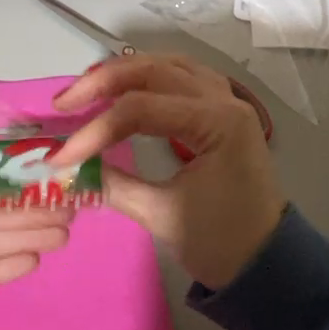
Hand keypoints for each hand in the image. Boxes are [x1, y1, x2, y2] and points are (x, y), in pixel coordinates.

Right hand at [49, 56, 285, 289]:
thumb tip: (66, 168)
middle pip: (152, 70)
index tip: (60, 156)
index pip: (140, 109)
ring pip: (167, 65)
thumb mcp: (161, 215)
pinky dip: (148, 77)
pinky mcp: (222, 111)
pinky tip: (125, 89)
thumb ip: (113, 184)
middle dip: (102, 83)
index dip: (94, 130)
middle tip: (63, 103)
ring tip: (87, 90)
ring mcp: (226, 100)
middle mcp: (224, 99)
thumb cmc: (220, 242)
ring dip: (125, 73)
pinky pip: (181, 77)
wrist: (268, 264)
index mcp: (217, 122)